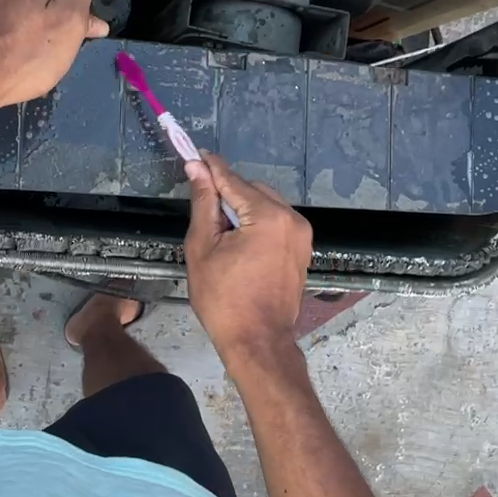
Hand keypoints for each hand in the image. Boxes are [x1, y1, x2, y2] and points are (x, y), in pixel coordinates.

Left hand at [0, 0, 111, 108]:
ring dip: (36, 22)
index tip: (96, 25)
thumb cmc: (27, 53)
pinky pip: (1, 22)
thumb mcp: (68, 17)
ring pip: (21, 7)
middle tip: (73, 41)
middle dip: (60, 11)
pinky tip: (14, 46)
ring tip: (44, 47)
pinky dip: (14, 32)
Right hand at [183, 152, 312, 364]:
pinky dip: (257, 223)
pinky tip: (238, 242)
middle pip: (253, 191)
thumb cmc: (223, 299)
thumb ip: (203, 203)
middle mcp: (292, 219)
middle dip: (228, 193)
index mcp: (268, 216)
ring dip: (243, 208)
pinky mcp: (302, 250)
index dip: (211, 168)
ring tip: (219, 230)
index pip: (233, 181)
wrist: (257, 340)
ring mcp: (302, 236)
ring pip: (266, 205)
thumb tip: (197, 169)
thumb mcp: (203, 247)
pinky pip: (277, 223)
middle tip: (202, 206)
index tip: (195, 155)